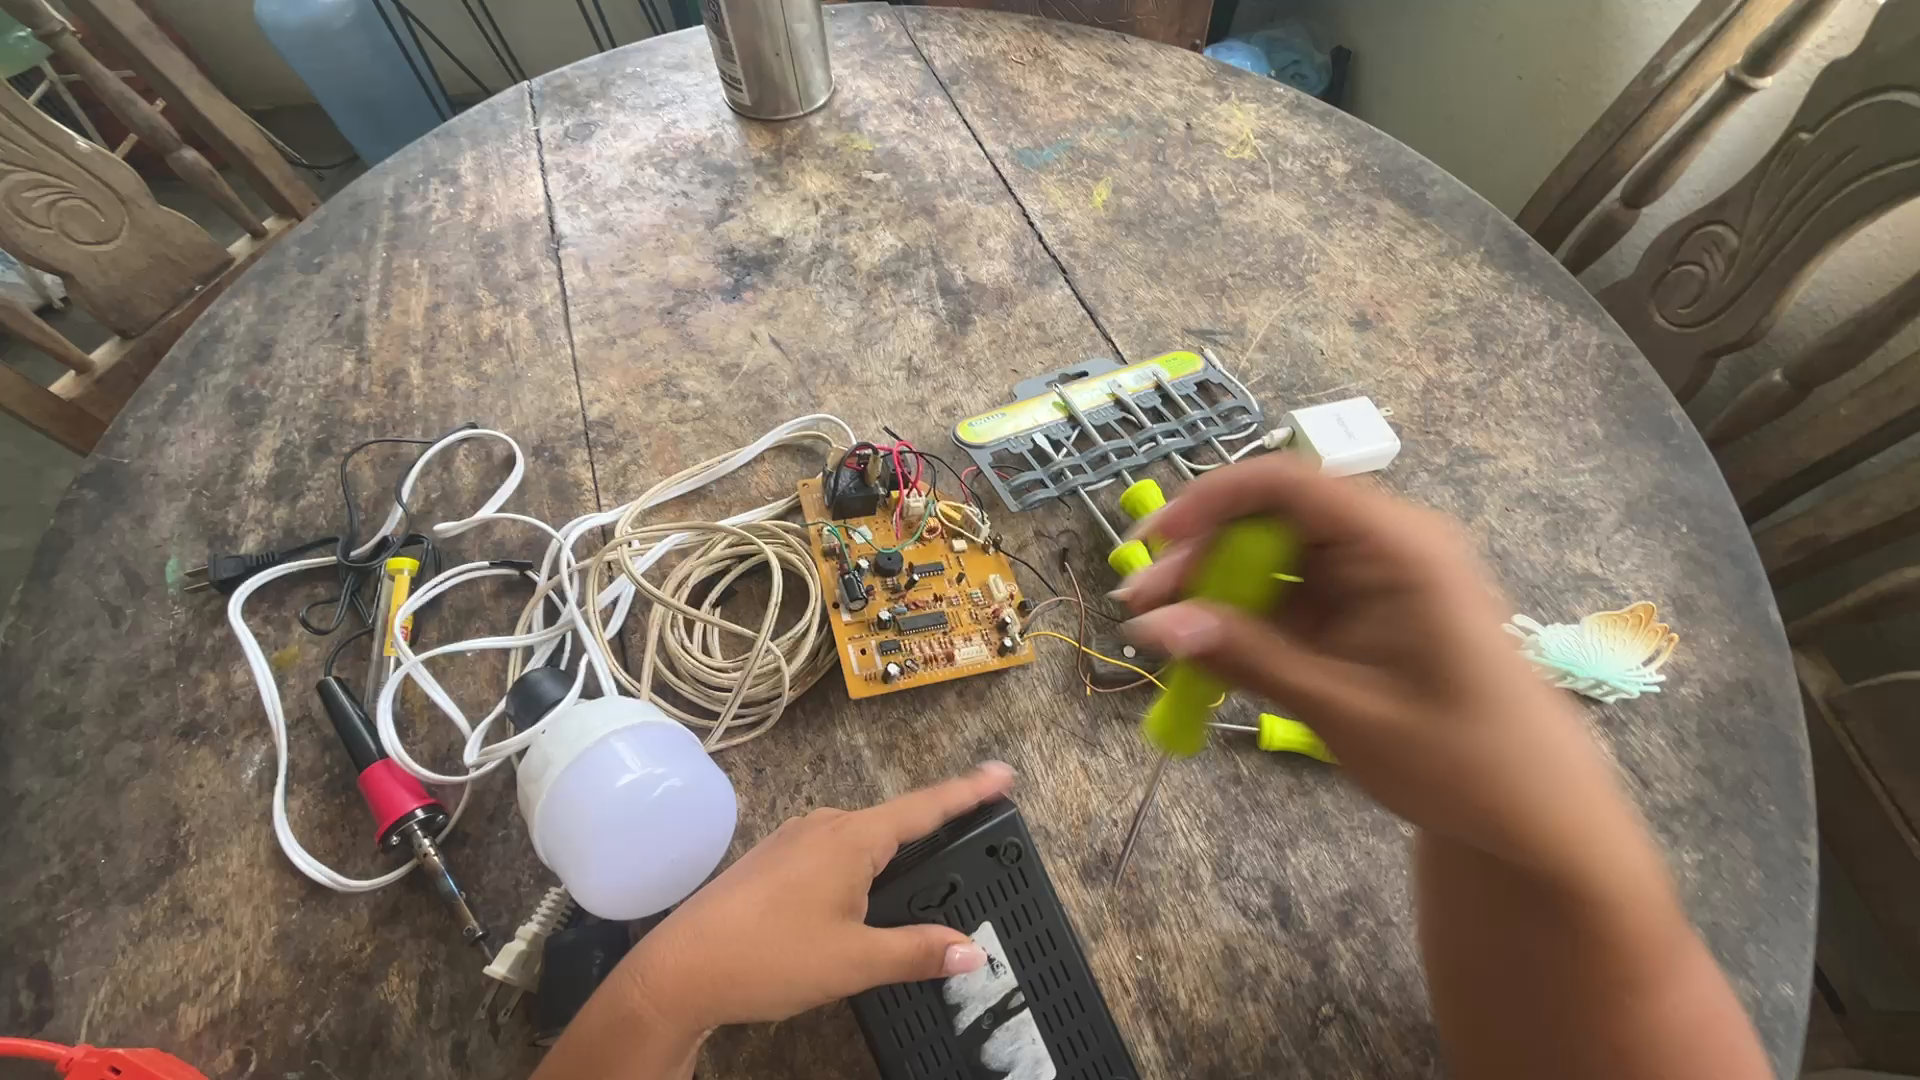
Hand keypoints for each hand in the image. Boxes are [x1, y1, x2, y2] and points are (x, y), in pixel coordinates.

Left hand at [616, 762, 1014, 1034]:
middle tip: (969, 838)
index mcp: (853, 838)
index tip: (1003, 772)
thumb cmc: (771, 958)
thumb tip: (972, 953)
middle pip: (895, 821)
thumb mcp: (852, 962)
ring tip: (916, 880)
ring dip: (893, 854)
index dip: (968, 791)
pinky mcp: (777, 855)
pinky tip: (858, 896)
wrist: (681, 969)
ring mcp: (798, 836)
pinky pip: (836, 849)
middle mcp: (827, 823)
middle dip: (932, 830)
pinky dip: (861, 865)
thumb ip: (916, 952)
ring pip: (862, 838)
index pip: (926, 807)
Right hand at [1118, 456, 1642, 888]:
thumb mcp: (1340, 707)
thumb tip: (1149, 626)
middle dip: (1198, 558)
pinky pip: (1283, 600)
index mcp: (1398, 547)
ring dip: (1211, 593)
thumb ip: (1244, 657)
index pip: (1288, 486)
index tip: (1154, 540)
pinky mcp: (1357, 613)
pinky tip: (1202, 650)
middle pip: (1268, 522)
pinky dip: (1239, 622)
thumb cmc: (1461, 761)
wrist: (1538, 821)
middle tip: (1139, 605)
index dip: (1210, 500)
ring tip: (1159, 633)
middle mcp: (1381, 547)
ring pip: (1267, 561)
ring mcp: (1368, 580)